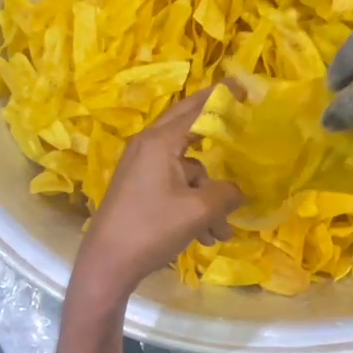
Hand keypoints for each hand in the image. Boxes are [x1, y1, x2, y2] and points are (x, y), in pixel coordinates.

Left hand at [76, 87, 242, 295]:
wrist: (106, 264)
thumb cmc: (151, 229)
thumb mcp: (198, 211)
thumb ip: (226, 193)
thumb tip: (239, 190)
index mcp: (159, 142)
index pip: (196, 108)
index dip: (223, 97)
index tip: (246, 88)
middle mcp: (147, 147)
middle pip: (189, 130)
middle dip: (218, 135)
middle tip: (243, 128)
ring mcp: (140, 169)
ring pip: (186, 171)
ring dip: (208, 196)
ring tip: (221, 231)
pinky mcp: (137, 190)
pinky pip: (174, 187)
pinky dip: (192, 206)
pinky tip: (205, 237)